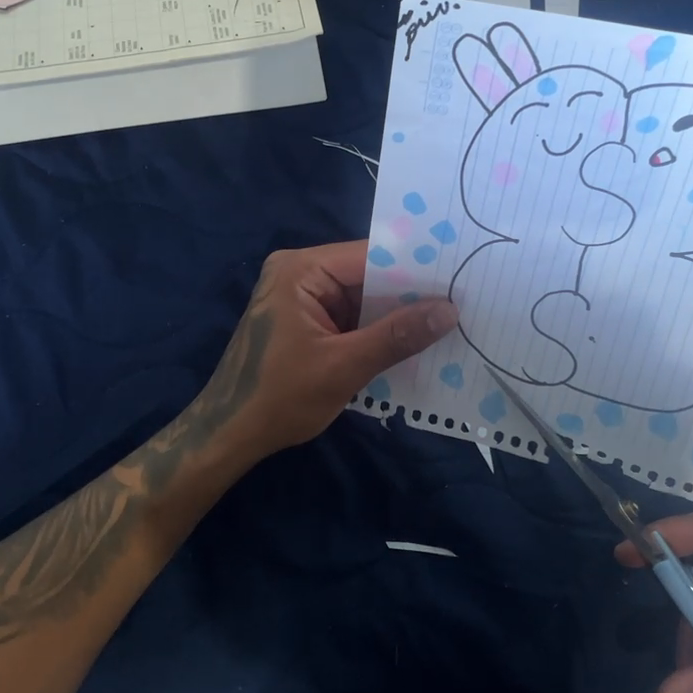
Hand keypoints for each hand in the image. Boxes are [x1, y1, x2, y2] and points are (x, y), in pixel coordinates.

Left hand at [207, 241, 456, 459]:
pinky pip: (351, 318)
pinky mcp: (306, 322)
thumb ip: (396, 336)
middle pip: (369, 276)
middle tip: (464, 303)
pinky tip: (415, 343)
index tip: (460, 278)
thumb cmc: (279, 398)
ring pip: (364, 299)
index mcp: (300, 270)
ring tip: (451, 322)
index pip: (370, 257)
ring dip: (397, 317)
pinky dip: (377, 332)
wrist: (228, 436)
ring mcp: (302, 298)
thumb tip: (449, 311)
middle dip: (410, 295)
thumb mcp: (343, 367)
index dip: (416, 269)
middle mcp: (300, 273)